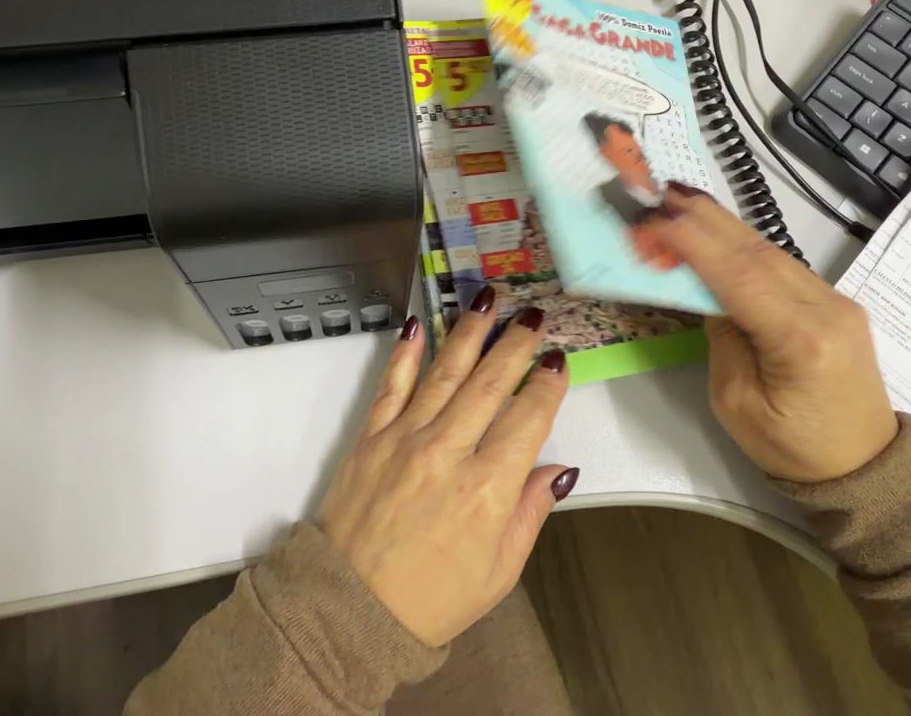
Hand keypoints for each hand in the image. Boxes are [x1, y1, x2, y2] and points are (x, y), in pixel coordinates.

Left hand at [317, 290, 576, 646]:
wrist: (350, 609)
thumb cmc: (433, 598)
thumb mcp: (500, 571)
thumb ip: (530, 512)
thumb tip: (560, 469)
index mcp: (488, 489)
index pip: (528, 418)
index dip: (548, 385)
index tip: (558, 360)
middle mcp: (448, 452)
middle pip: (490, 383)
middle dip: (515, 344)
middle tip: (532, 316)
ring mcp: (405, 439)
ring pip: (445, 373)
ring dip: (469, 332)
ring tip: (488, 300)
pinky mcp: (371, 437)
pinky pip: (392, 386)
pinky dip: (406, 354)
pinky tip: (418, 326)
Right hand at [646, 184, 898, 483]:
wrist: (865, 468)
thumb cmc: (792, 448)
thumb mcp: (735, 401)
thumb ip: (721, 336)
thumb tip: (705, 290)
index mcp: (801, 342)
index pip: (739, 276)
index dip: (694, 242)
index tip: (655, 217)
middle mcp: (826, 310)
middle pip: (757, 251)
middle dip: (705, 219)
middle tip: (661, 192)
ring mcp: (837, 301)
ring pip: (770, 250)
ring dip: (722, 224)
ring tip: (680, 200)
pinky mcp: (835, 302)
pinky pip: (782, 264)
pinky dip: (743, 243)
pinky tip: (717, 229)